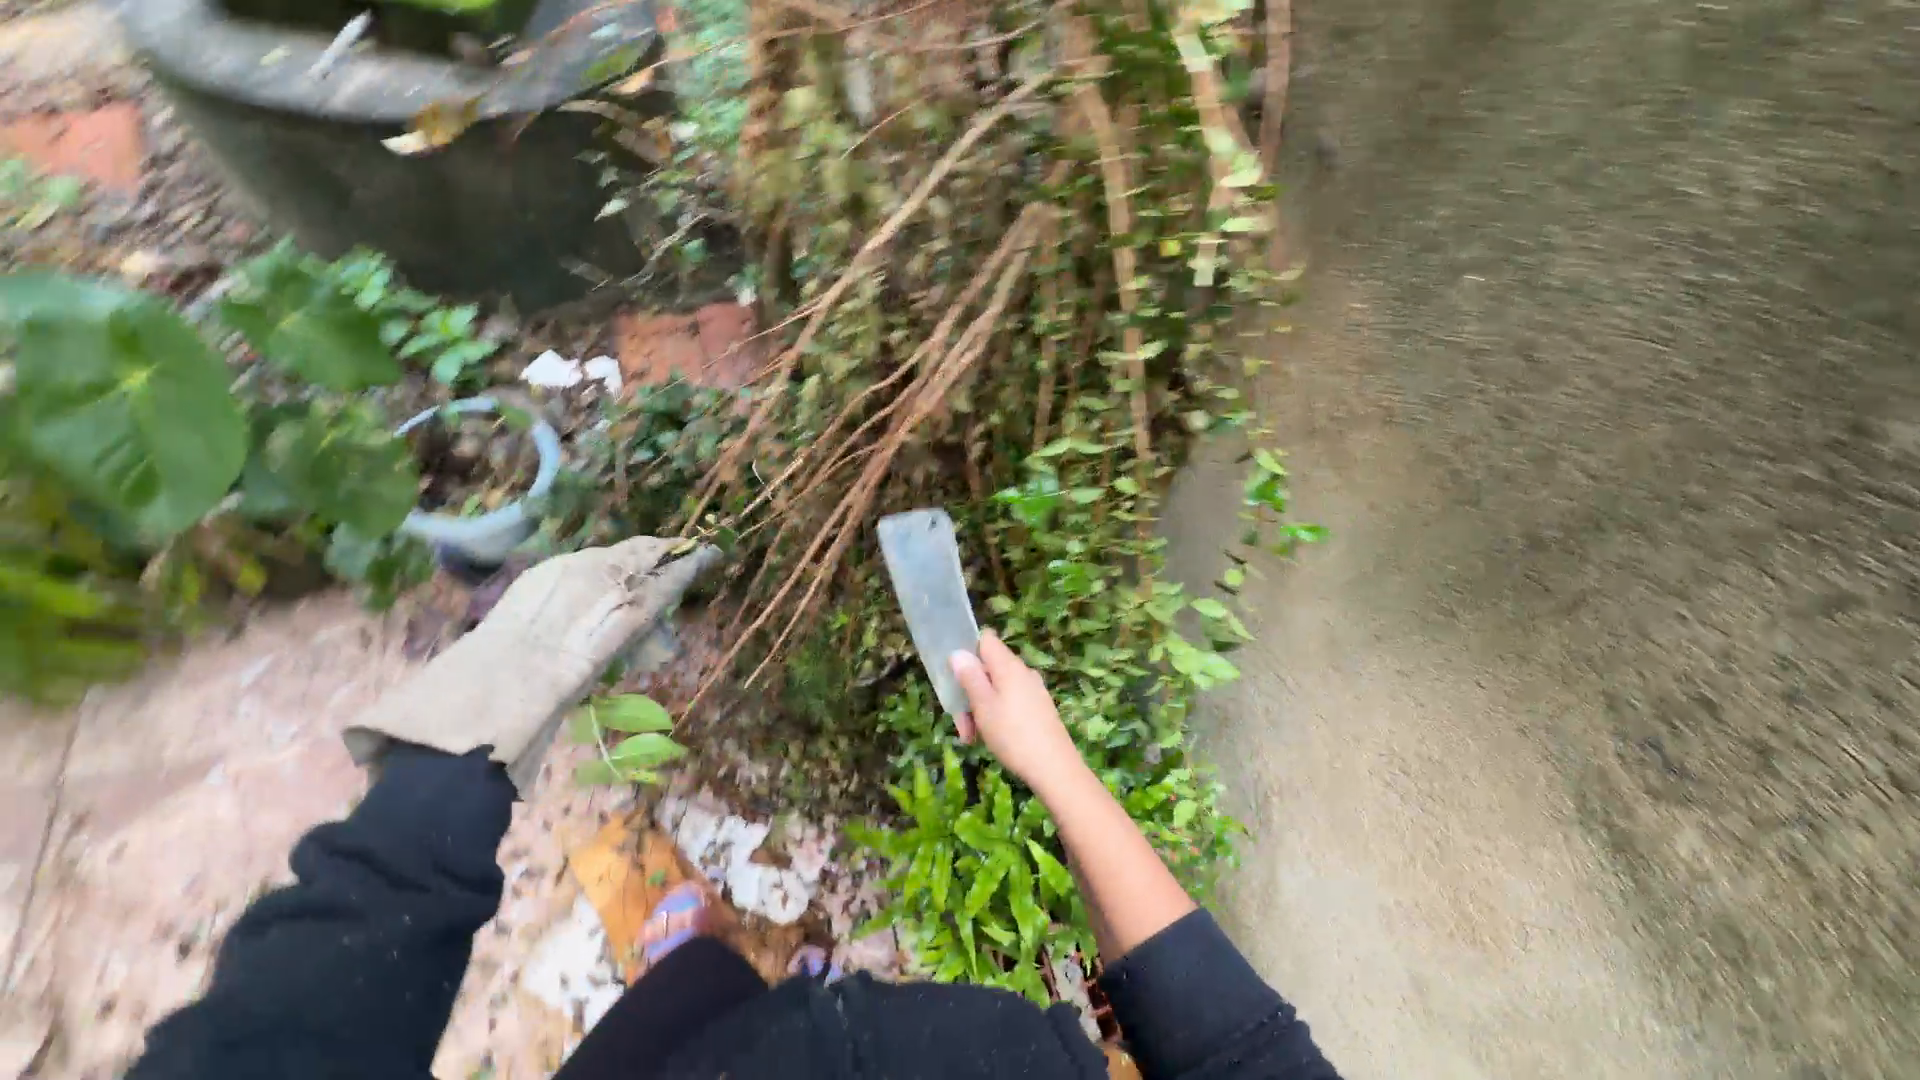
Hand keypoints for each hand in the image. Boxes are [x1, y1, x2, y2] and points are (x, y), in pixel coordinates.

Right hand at [949, 630, 1087, 793]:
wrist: (1055, 769)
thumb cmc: (1013, 734)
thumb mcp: (983, 705)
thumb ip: (970, 676)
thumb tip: (959, 652)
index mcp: (1008, 666)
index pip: (986, 640)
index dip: (967, 651)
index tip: (955, 675)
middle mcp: (1023, 672)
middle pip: (988, 669)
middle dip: (970, 691)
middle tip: (961, 723)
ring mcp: (1033, 691)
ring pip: (997, 689)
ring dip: (980, 709)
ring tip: (972, 737)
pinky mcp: (1039, 709)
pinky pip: (1010, 703)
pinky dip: (996, 716)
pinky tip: (990, 739)